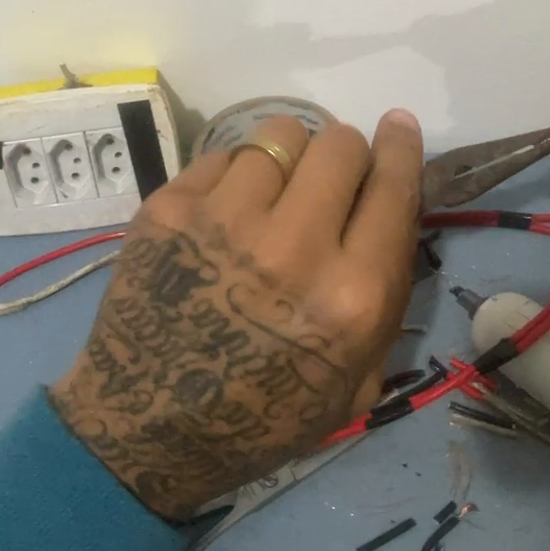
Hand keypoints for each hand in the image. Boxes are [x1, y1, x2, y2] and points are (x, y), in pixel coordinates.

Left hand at [49, 111, 422, 519]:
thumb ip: (387, 296)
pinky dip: (237, 173)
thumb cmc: (262, 417)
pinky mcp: (169, 208)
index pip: (395, 188)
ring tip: (275, 193)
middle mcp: (294, 247)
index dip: (401, 148)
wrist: (148, 426)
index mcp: (352, 297)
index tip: (398, 124)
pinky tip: (227, 211)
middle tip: (329, 183)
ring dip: (290, 158)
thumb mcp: (356, 383)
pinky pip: (225, 154)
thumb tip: (391, 211)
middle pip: (340, 145)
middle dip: (345, 156)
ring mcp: (224, 221)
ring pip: (280, 134)